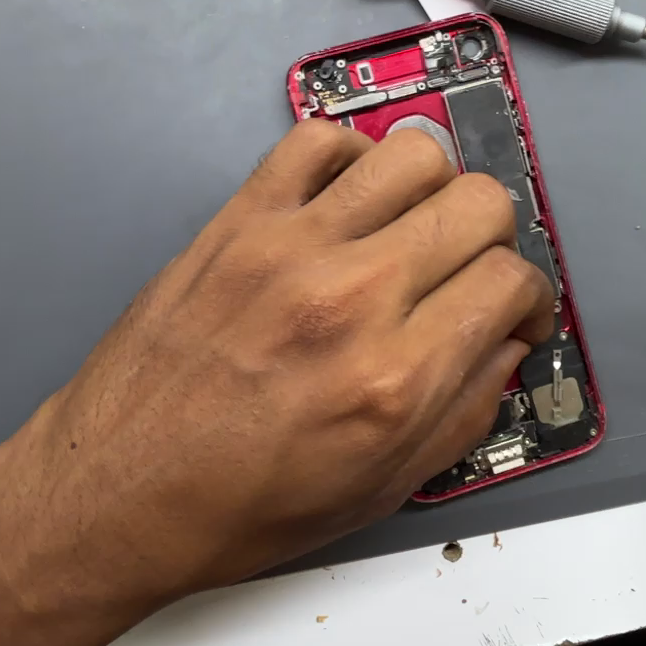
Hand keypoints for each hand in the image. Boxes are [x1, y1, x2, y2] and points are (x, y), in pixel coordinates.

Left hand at [0, 121, 553, 619]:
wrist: (116, 492)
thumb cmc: (245, 506)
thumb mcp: (380, 489)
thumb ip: (464, 411)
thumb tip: (504, 341)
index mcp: (396, 378)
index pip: (509, 283)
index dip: (529, 299)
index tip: (512, 314)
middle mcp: (353, 297)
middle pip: (480, 203)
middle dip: (497, 238)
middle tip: (469, 271)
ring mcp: (291, 246)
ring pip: (415, 154)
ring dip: (436, 188)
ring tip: (413, 227)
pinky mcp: (238, 218)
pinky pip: (318, 139)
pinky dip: (353, 155)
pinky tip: (350, 198)